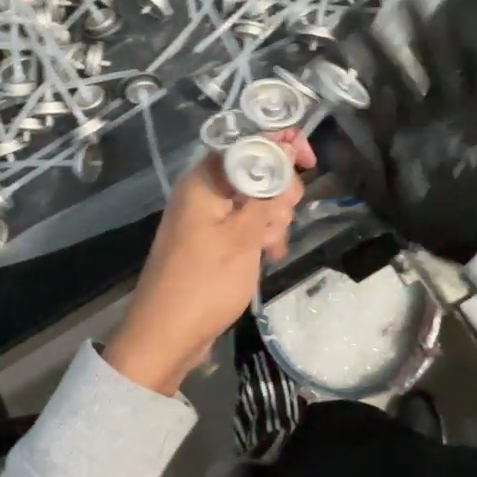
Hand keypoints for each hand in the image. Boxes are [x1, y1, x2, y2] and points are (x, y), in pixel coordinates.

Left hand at [105, 133, 313, 395]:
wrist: (166, 336)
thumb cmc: (205, 283)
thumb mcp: (244, 236)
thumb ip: (267, 189)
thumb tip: (285, 146)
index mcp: (205, 180)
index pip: (249, 140)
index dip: (282, 145)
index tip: (310, 163)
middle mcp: (204, 191)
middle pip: (257, 170)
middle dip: (279, 194)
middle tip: (276, 223)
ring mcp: (206, 216)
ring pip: (256, 200)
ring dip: (272, 221)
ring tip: (268, 249)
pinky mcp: (210, 239)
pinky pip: (244, 224)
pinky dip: (259, 236)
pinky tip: (267, 257)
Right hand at [312, 5, 476, 263]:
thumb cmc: (437, 220)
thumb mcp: (387, 206)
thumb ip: (356, 171)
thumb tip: (325, 138)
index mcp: (404, 135)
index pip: (376, 85)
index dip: (359, 54)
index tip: (344, 29)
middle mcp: (432, 113)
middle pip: (406, 64)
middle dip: (387, 33)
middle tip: (373, 5)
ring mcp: (463, 107)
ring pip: (445, 60)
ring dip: (431, 27)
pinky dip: (474, 47)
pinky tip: (469, 25)